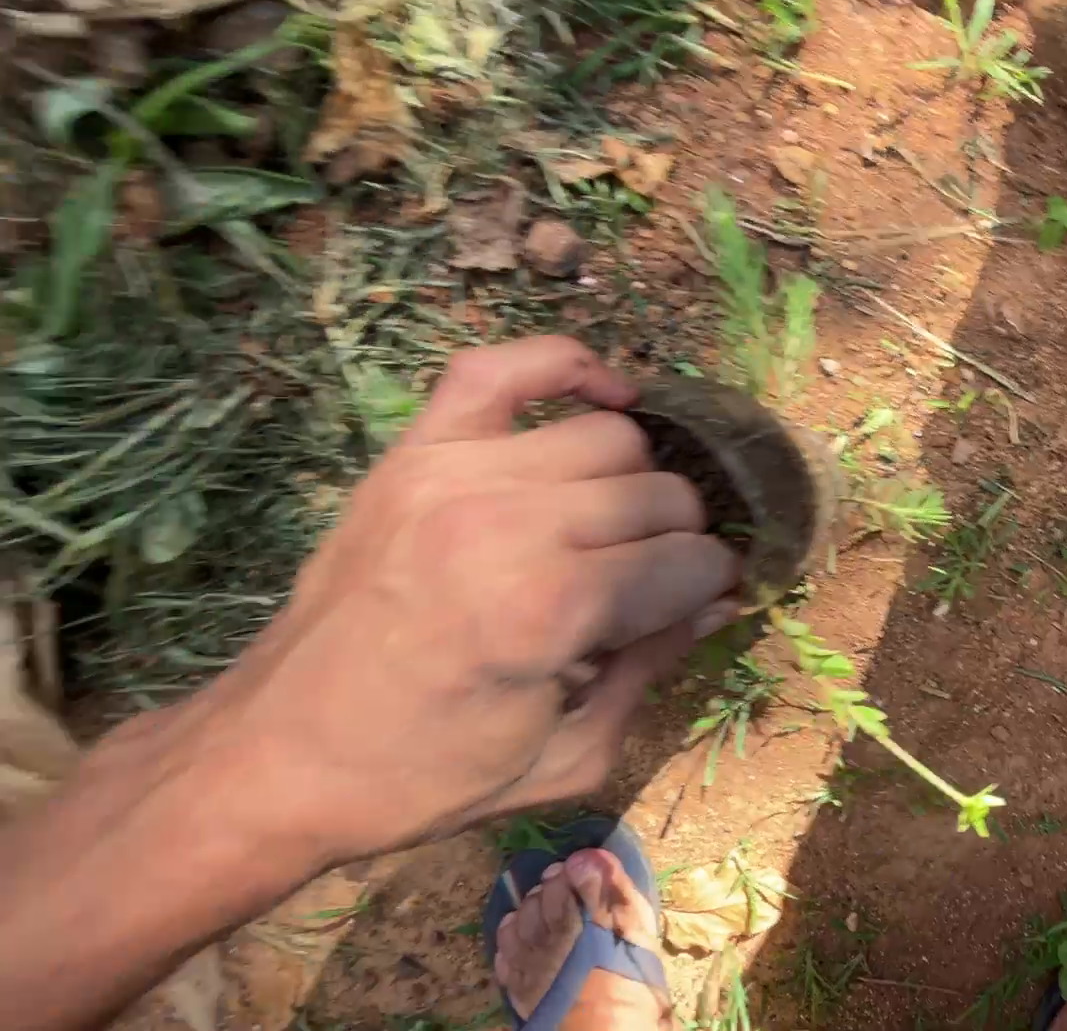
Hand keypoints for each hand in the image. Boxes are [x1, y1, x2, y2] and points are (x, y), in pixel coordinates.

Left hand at [172, 337, 740, 866]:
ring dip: (639, 481)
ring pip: (614, 437)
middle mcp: (509, 525)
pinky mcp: (414, 452)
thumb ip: (658, 666)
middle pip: (663, 495)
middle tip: (661, 575)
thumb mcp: (573, 755)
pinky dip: (568, 366)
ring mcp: (454, 474)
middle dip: (684, 540)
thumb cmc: (429, 775)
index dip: (716, 584)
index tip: (710, 600)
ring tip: (619, 519)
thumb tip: (722, 600)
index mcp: (550, 612)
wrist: (270, 761)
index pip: (691, 563)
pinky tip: (606, 396)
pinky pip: (504, 368)